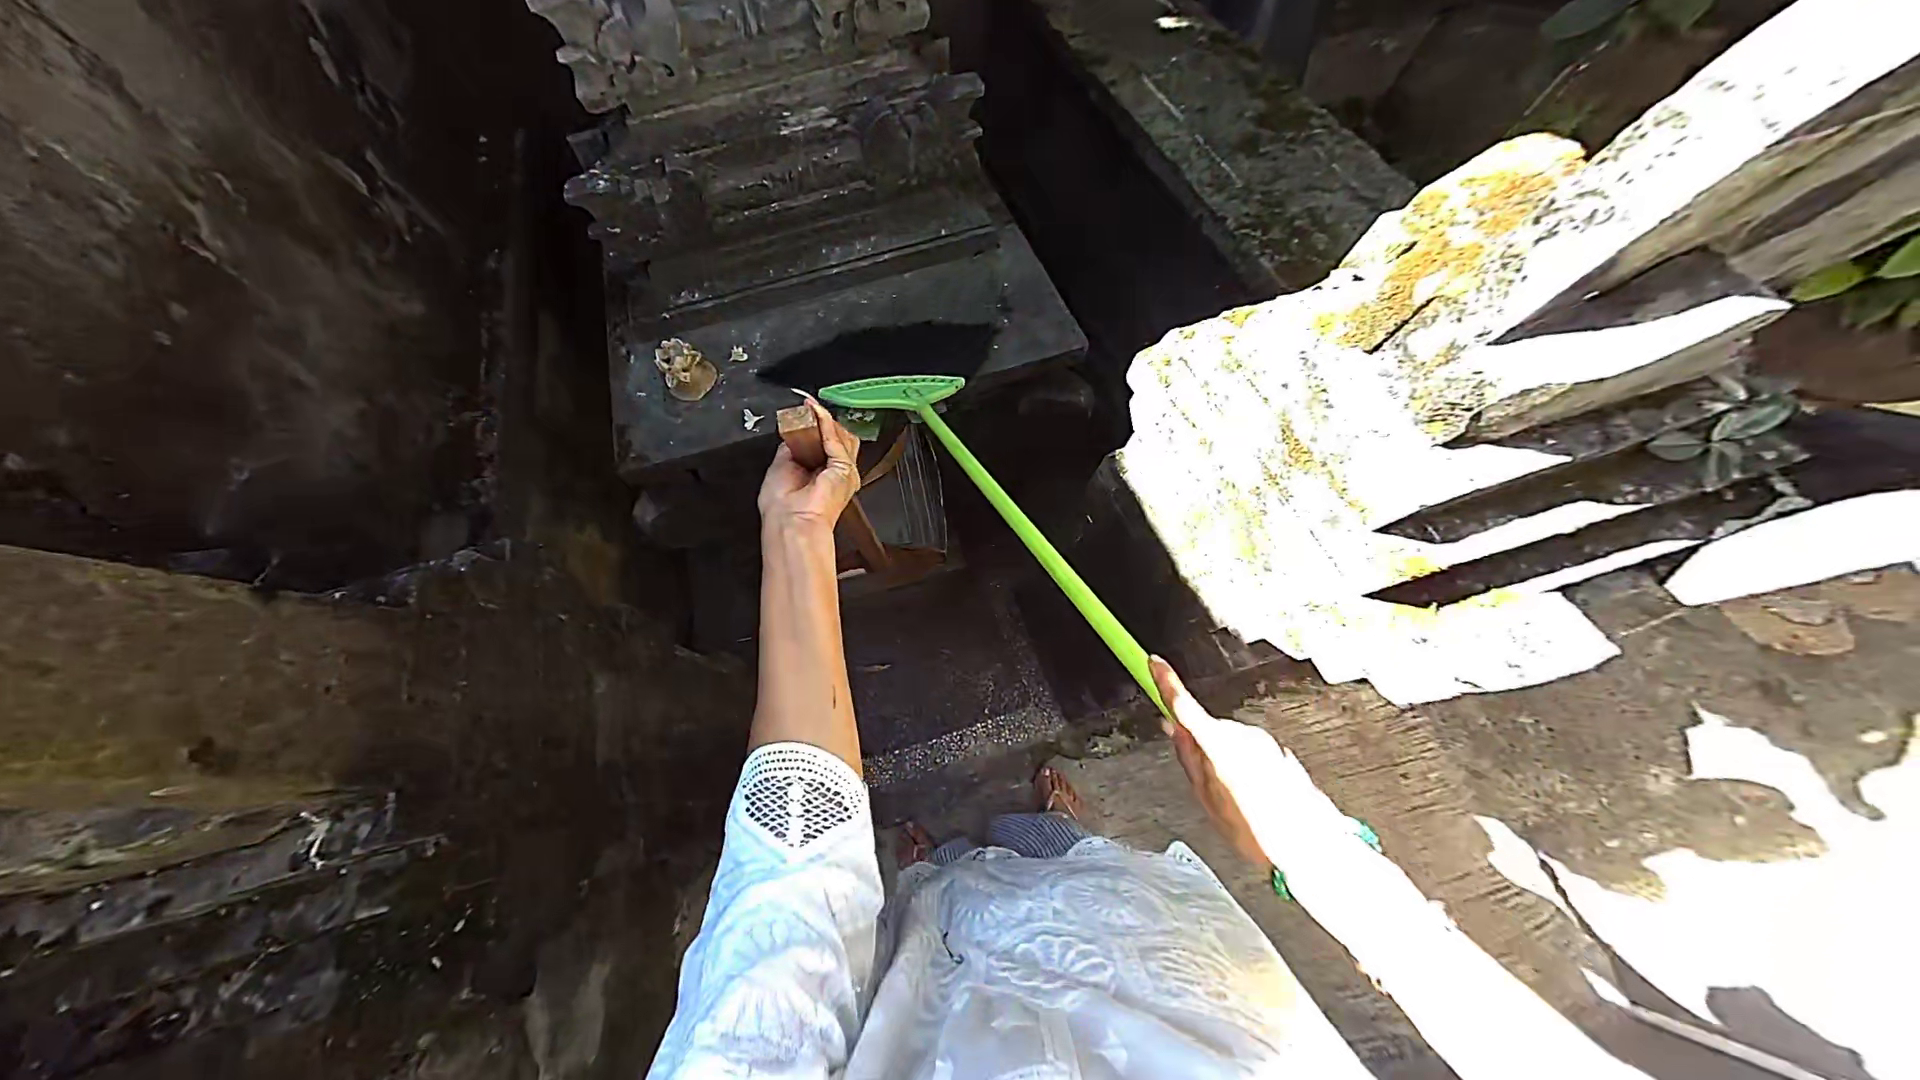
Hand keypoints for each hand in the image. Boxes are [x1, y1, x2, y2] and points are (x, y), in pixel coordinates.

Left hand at [758, 396, 861, 532]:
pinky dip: (825, 423)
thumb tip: (796, 430)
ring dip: (824, 421)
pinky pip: (836, 440)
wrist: (789, 520)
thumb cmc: (783, 506)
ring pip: (841, 436)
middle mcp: (836, 473)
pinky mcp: (845, 468)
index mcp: (822, 475)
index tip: (804, 410)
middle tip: (806, 409)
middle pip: (838, 437)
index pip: (827, 443)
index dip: (816, 425)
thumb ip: (793, 446)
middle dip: (822, 422)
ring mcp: (844, 470)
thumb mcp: (782, 464)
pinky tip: (815, 412)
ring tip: (809, 409)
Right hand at [1153, 657, 1268, 865]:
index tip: (1154, 663)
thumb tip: (1174, 730)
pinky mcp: (1276, 749)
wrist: (1314, 848)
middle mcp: (1243, 736)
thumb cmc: (1262, 832)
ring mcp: (1263, 741)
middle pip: (1206, 728)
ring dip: (1224, 760)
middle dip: (1200, 748)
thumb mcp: (1209, 801)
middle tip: (1207, 786)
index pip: (1185, 706)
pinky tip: (1254, 796)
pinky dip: (1243, 766)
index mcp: (1220, 748)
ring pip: (1227, 740)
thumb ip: (1189, 760)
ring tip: (1238, 800)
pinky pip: (1247, 749)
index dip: (1166, 681)